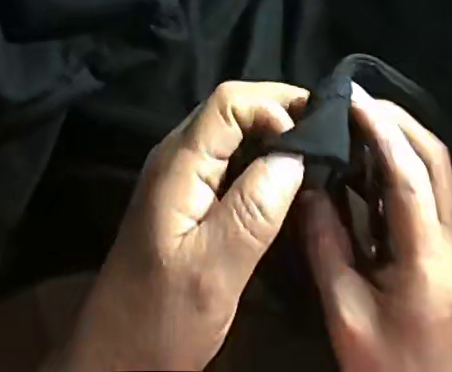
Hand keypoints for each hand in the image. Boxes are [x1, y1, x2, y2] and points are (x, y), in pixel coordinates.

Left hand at [53, 82, 310, 370]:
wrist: (119, 348)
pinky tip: (290, 174)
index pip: (226, 104)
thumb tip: (296, 155)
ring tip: (321, 147)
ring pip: (228, 130)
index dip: (273, 105)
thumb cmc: (164, 314)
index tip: (320, 131)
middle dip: (278, 109)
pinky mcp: (186, 194)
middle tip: (332, 130)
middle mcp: (176, 155)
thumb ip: (253, 210)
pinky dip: (260, 153)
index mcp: (179, 163)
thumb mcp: (215, 270)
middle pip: (228, 108)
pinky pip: (226, 156)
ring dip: (272, 129)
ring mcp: (179, 173)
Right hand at [301, 84, 451, 371]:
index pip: (411, 176)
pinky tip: (363, 160)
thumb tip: (306, 180)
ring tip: (351, 117)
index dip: (379, 129)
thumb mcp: (343, 307)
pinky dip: (398, 162)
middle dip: (394, 119)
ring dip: (397, 136)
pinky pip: (428, 191)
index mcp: (430, 260)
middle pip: (435, 161)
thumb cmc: (386, 367)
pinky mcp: (450, 254)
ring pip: (436, 172)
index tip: (346, 96)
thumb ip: (323, 238)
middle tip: (348, 98)